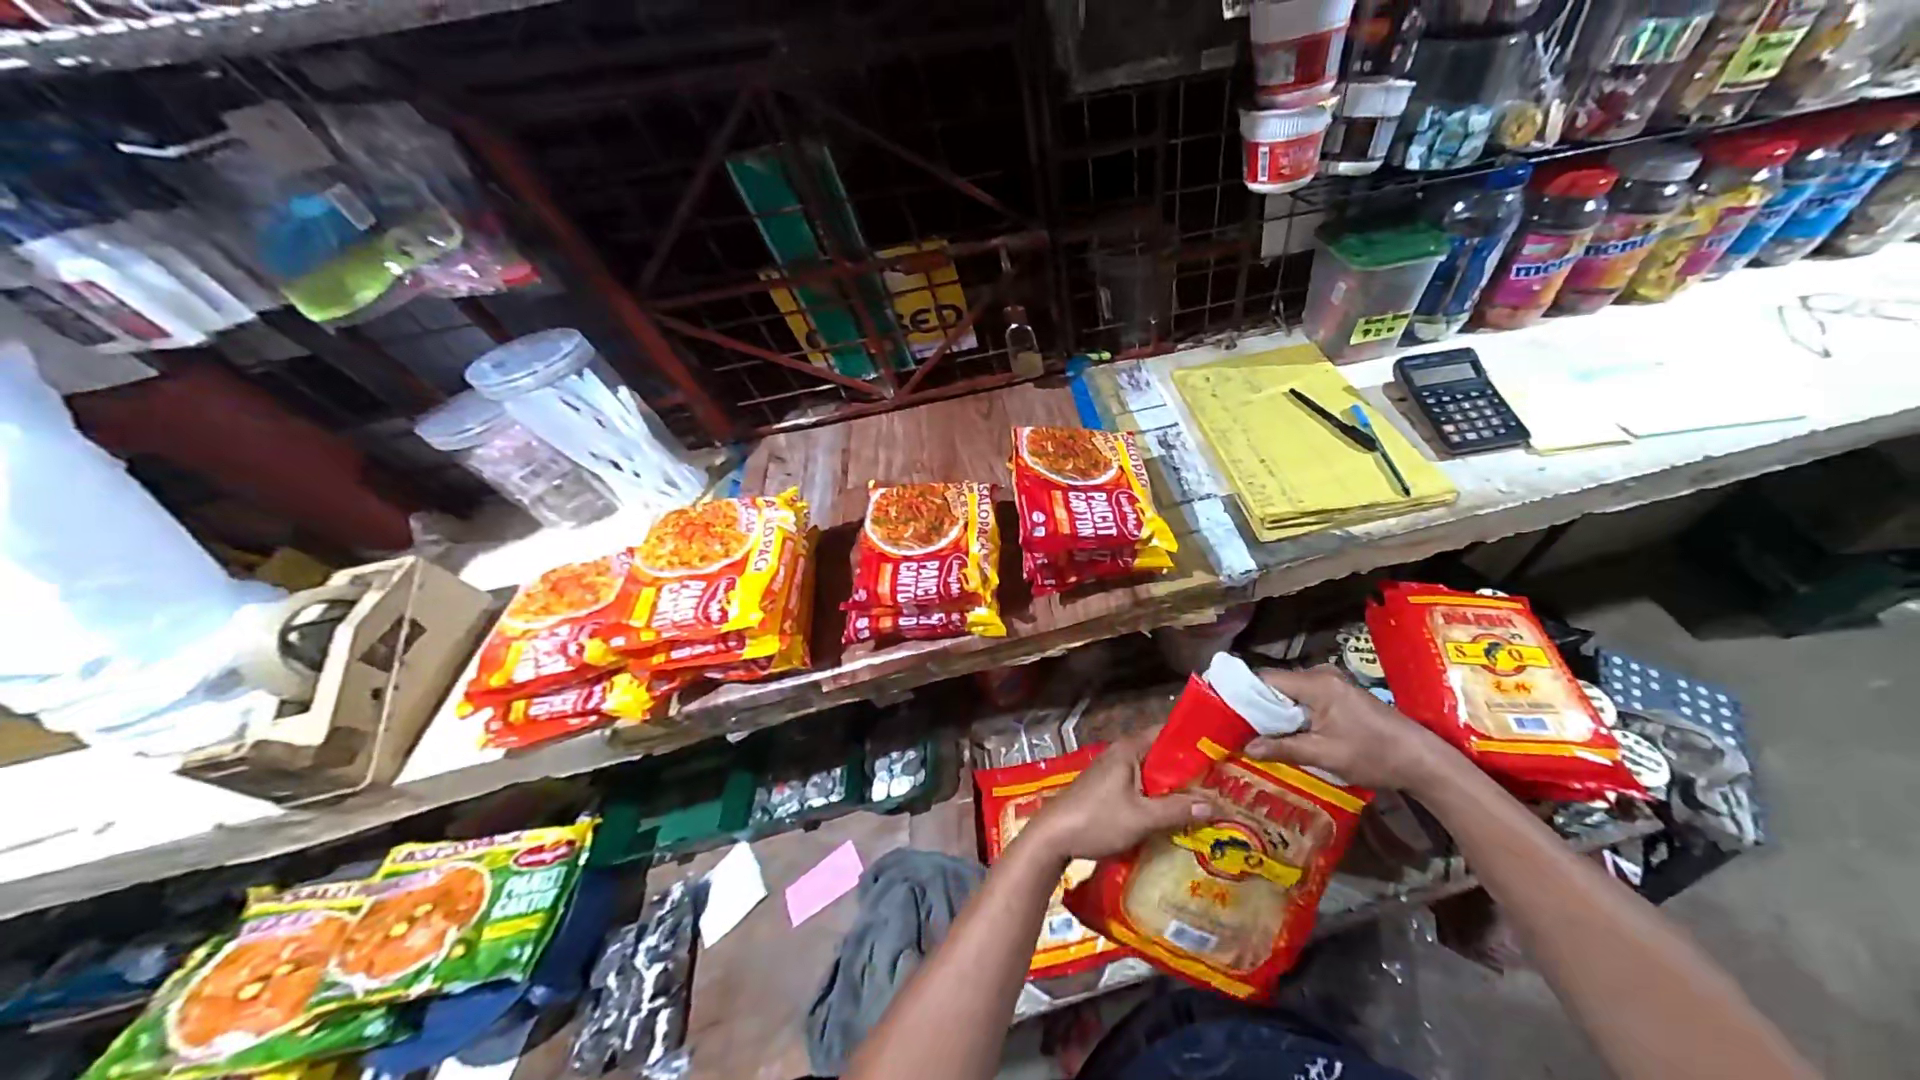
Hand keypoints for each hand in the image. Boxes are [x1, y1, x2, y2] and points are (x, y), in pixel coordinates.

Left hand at [1018, 728, 1209, 864]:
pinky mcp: (1109, 790)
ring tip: (1206, 802)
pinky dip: (1158, 797)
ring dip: (1174, 787)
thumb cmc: (1097, 820)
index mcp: (1129, 750)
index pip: (1167, 734)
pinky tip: (1175, 815)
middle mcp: (1121, 754)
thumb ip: (1177, 809)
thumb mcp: (1142, 818)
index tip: (1221, 755)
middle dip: (1188, 771)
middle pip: (1162, 756)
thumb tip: (1215, 805)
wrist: (1053, 837)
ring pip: (1152, 774)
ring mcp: (1113, 772)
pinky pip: (1141, 787)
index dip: (1194, 743)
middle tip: (1222, 785)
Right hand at [1244, 665, 1460, 792]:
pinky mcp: (1340, 696)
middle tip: (1232, 725)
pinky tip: (1281, 733)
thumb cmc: (1374, 755)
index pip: (1265, 678)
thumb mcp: (1325, 755)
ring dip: (1273, 712)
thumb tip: (1246, 747)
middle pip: (1275, 684)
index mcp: (1316, 684)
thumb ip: (1284, 748)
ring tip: (1251, 731)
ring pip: (1288, 693)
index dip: (1241, 691)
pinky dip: (1290, 714)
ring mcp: (1332, 685)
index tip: (1221, 708)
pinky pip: (1303, 699)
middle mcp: (1321, 676)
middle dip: (1254, 704)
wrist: (1424, 761)